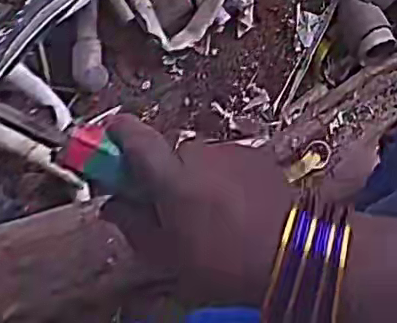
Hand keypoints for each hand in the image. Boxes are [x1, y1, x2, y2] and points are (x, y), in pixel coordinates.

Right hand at [102, 114, 298, 304]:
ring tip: (209, 220)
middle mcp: (198, 152)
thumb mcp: (168, 256)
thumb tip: (113, 204)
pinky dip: (221, 179)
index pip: (135, 138)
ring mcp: (228, 149)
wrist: (290, 251)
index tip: (106, 135)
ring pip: (198, 160)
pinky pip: (224, 162)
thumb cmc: (224, 263)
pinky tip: (233, 211)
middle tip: (168, 212)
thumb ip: (134, 224)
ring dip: (195, 180)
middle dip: (163, 178)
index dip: (117, 132)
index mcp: (172, 177)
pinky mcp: (252, 152)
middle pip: (168, 156)